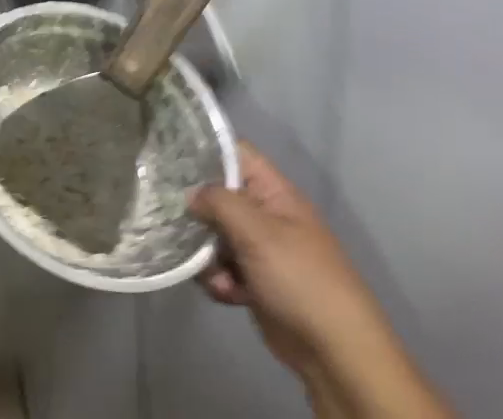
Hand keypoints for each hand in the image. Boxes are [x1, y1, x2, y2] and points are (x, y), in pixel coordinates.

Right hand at [191, 143, 388, 375]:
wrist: (334, 349)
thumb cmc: (299, 279)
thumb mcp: (257, 232)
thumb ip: (219, 201)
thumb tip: (191, 194)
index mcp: (275, 194)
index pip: (237, 155)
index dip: (205, 151)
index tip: (168, 157)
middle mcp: (267, 216)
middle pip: (218, 197)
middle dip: (196, 211)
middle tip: (171, 219)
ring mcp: (261, 250)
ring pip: (214, 236)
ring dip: (205, 254)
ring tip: (211, 271)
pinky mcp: (255, 281)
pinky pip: (221, 268)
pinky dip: (218, 280)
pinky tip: (226, 293)